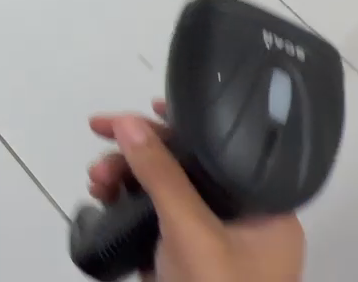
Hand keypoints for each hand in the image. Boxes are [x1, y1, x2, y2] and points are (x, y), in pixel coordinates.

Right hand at [86, 104, 304, 281]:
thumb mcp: (189, 231)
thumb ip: (160, 174)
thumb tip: (126, 120)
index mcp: (262, 211)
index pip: (220, 150)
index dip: (177, 124)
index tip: (138, 109)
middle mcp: (238, 217)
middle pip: (181, 162)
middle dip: (134, 150)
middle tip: (97, 134)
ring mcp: (209, 235)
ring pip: (159, 183)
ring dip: (121, 172)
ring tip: (95, 181)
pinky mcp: (180, 249)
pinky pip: (149, 206)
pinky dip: (122, 195)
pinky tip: (101, 195)